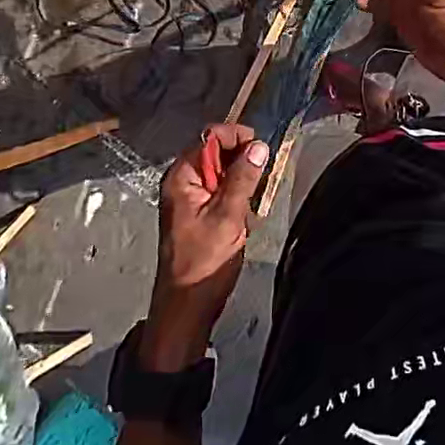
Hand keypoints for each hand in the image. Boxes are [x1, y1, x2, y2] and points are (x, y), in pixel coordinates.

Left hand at [144, 124, 268, 370]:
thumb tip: (259, 145)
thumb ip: (243, 179)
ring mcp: (189, 197)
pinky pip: (221, 190)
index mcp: (182, 176)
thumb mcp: (228, 217)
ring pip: (221, 171)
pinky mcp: (198, 212)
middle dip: (242, 160)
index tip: (261, 148)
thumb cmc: (204, 261)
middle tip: (262, 176)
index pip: (210, 137)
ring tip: (254, 199)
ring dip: (241, 179)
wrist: (186, 307)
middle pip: (216, 152)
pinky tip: (246, 213)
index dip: (236, 137)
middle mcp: (182, 181)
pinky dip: (236, 195)